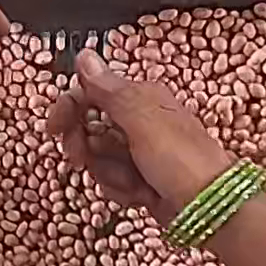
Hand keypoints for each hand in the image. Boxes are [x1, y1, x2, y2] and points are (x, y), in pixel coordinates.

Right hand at [44, 49, 234, 220]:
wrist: (212, 211)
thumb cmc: (181, 161)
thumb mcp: (142, 122)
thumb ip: (110, 91)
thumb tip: (84, 54)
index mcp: (140, 98)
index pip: (88, 93)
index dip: (68, 110)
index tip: (54, 131)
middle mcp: (137, 121)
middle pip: (88, 128)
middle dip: (86, 149)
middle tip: (84, 160)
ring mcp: (137, 151)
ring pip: (98, 159)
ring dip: (108, 174)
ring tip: (133, 183)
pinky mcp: (139, 177)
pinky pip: (111, 180)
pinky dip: (120, 190)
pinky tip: (139, 195)